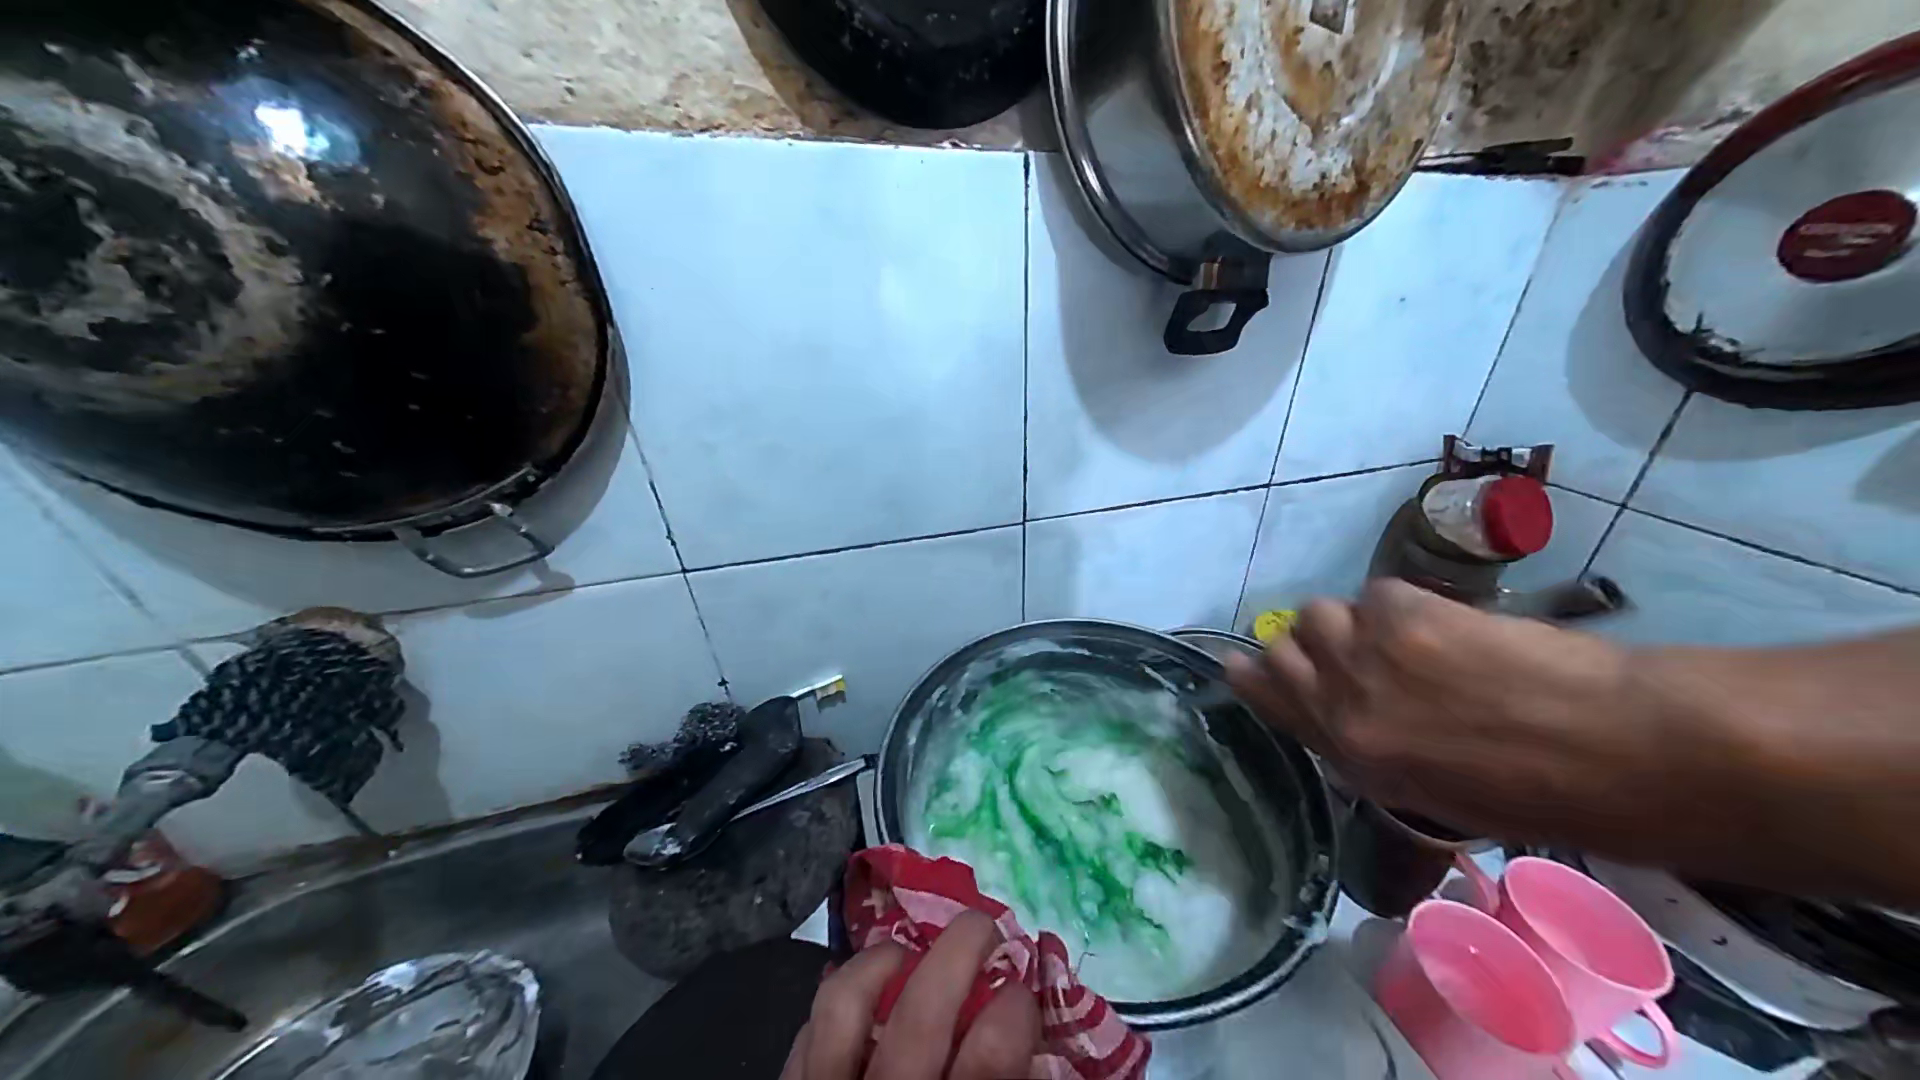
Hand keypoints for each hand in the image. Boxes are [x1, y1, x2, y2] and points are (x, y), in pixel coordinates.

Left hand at [781, 910, 1040, 1079]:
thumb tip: (1034, 1044)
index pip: (988, 1065)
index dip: (1014, 1012)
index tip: (1023, 990)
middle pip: (919, 1017)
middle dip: (959, 952)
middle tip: (985, 926)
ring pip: (844, 1006)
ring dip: (885, 961)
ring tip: (913, 952)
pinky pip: (808, 1028)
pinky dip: (840, 996)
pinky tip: (868, 989)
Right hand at [1223, 579, 1738, 864]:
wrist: (1626, 747)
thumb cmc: (1539, 789)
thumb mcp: (1430, 790)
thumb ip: (1365, 747)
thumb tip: (1335, 712)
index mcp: (1351, 754)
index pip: (1272, 702)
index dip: (1251, 678)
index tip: (1235, 662)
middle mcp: (1342, 703)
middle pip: (1283, 648)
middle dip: (1307, 646)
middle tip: (1349, 647)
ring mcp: (1367, 655)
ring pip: (1320, 612)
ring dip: (1351, 620)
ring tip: (1401, 634)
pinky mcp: (1403, 613)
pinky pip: (1375, 593)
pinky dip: (1402, 605)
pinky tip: (1444, 625)